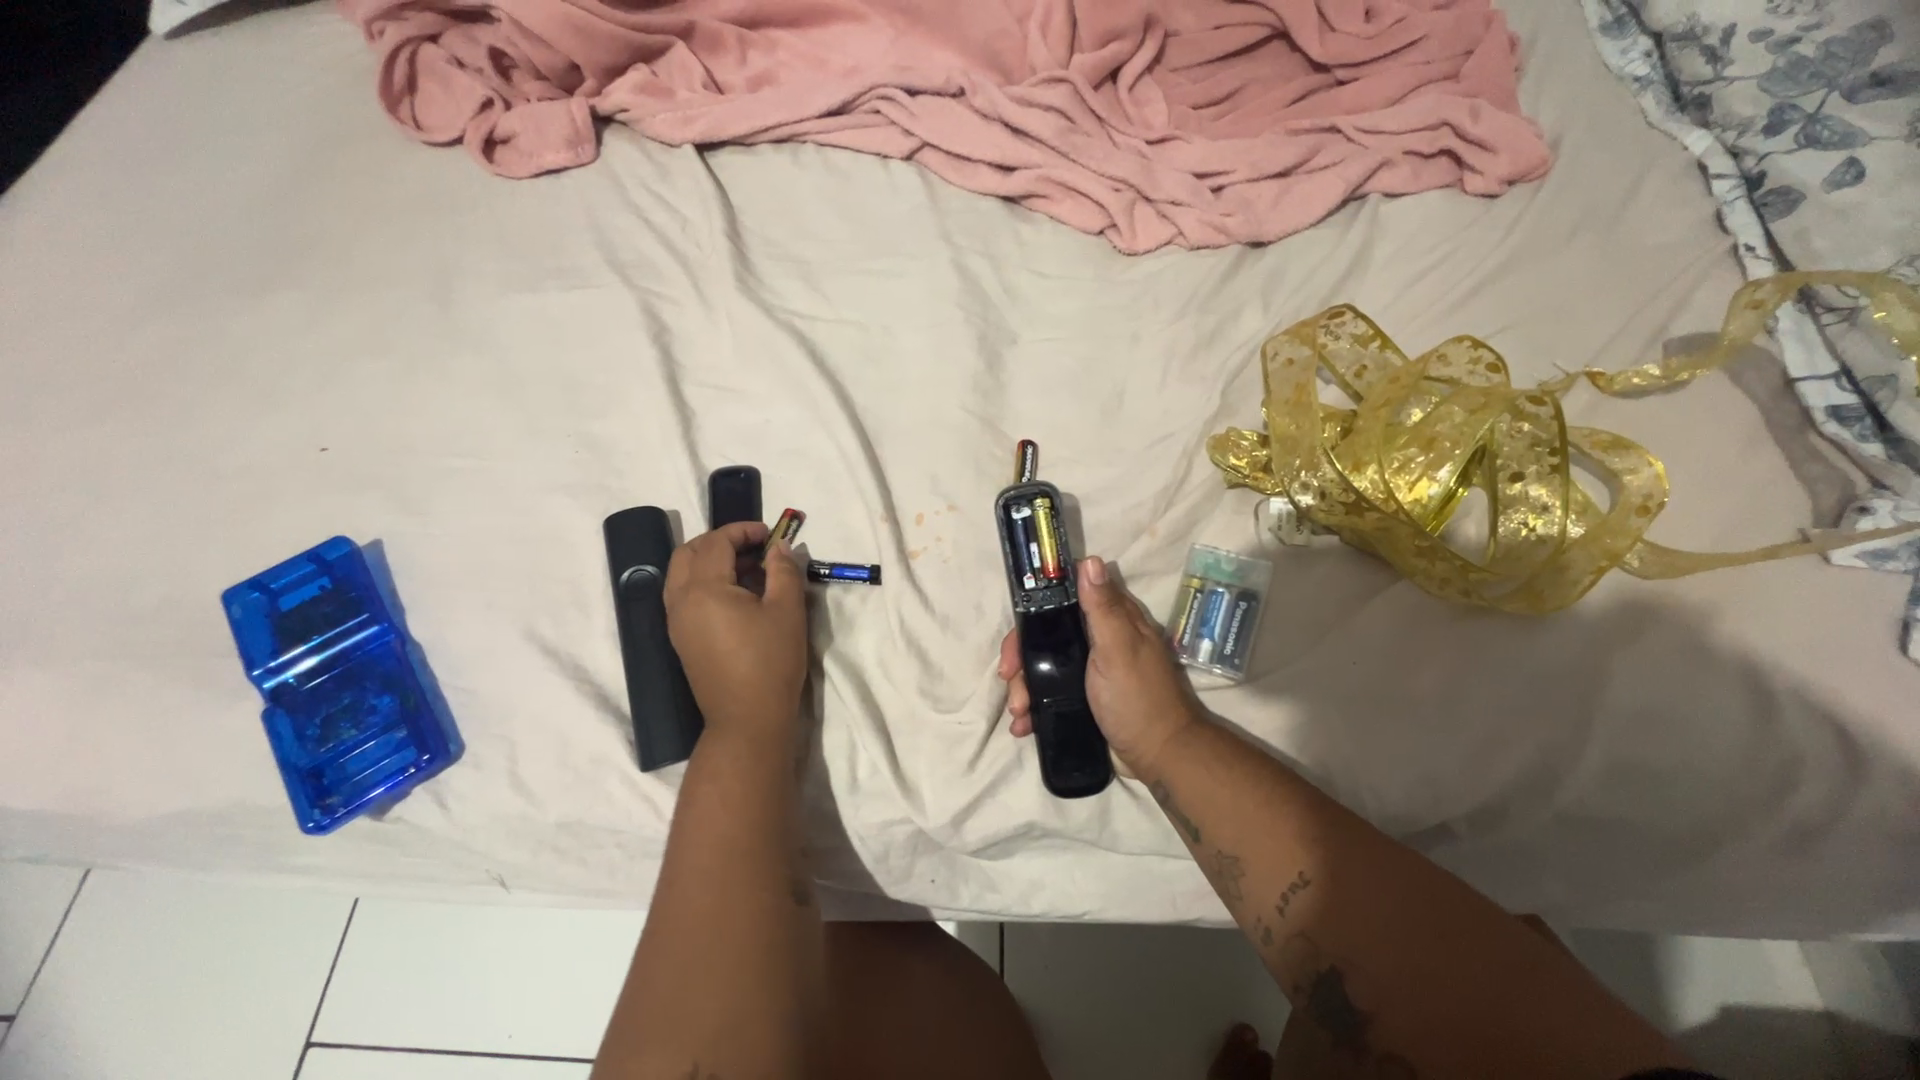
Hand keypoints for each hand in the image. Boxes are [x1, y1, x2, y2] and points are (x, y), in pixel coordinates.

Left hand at [664, 521, 808, 738]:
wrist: (747, 720)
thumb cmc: (770, 663)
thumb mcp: (787, 611)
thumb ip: (783, 571)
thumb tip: (778, 548)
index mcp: (703, 589)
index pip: (715, 542)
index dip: (742, 531)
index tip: (770, 535)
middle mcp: (680, 601)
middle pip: (688, 553)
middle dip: (720, 542)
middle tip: (754, 548)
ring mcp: (676, 622)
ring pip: (681, 574)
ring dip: (710, 561)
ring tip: (748, 571)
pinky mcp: (681, 639)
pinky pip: (684, 596)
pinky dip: (704, 583)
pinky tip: (736, 596)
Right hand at [997, 555, 1200, 775]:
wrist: (1158, 756)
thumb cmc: (1138, 699)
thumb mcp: (1118, 648)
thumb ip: (1102, 608)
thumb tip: (1090, 560)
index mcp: (1111, 621)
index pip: (1065, 598)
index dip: (1036, 608)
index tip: (1018, 632)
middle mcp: (1099, 641)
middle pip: (1047, 635)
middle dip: (1022, 656)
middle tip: (1010, 678)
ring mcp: (1091, 671)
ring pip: (1045, 666)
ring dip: (1025, 685)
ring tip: (1018, 711)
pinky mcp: (1085, 698)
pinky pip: (1050, 694)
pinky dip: (1034, 706)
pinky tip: (1024, 723)